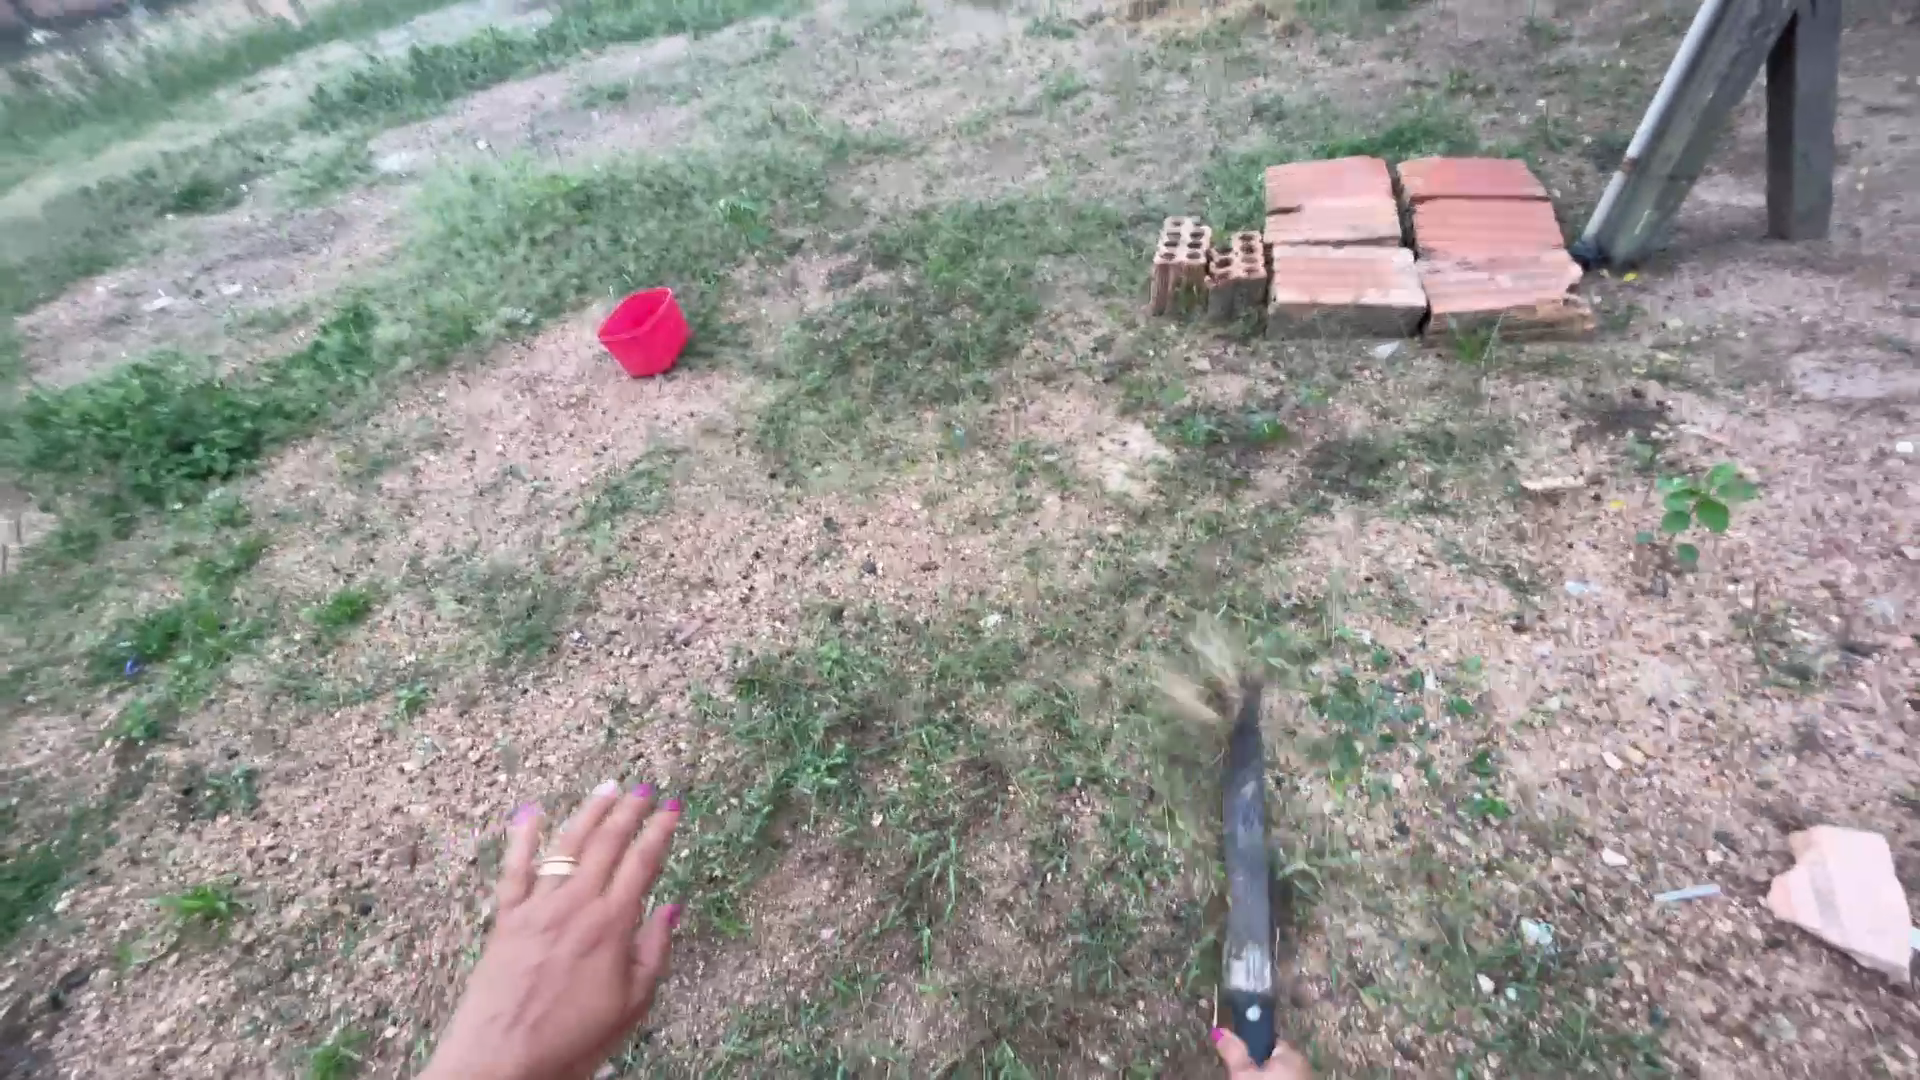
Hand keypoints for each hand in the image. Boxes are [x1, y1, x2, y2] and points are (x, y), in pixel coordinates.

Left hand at [421, 782, 683, 1079]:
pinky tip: (530, 812)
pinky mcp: (505, 921)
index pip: (643, 861)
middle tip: (646, 788)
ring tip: (608, 787)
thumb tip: (670, 907)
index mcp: (612, 923)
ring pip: (568, 845)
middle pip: (608, 842)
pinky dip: (521, 838)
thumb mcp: (631, 1006)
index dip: (661, 830)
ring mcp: (537, 909)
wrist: (495, 1071)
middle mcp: (577, 905)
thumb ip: (653, 951)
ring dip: (590, 811)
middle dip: (630, 810)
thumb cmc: (570, 1044)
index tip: (673, 806)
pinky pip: (514, 871)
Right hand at [1211, 1027, 1312, 1078]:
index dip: (1250, 1047)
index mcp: (1291, 1056)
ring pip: (1281, 1079)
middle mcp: (1305, 1070)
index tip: (1238, 1060)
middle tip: (1240, 1078)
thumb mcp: (1242, 1076)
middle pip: (1274, 1062)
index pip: (1268, 1040)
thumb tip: (1220, 1030)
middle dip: (1258, 1069)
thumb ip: (1232, 1051)